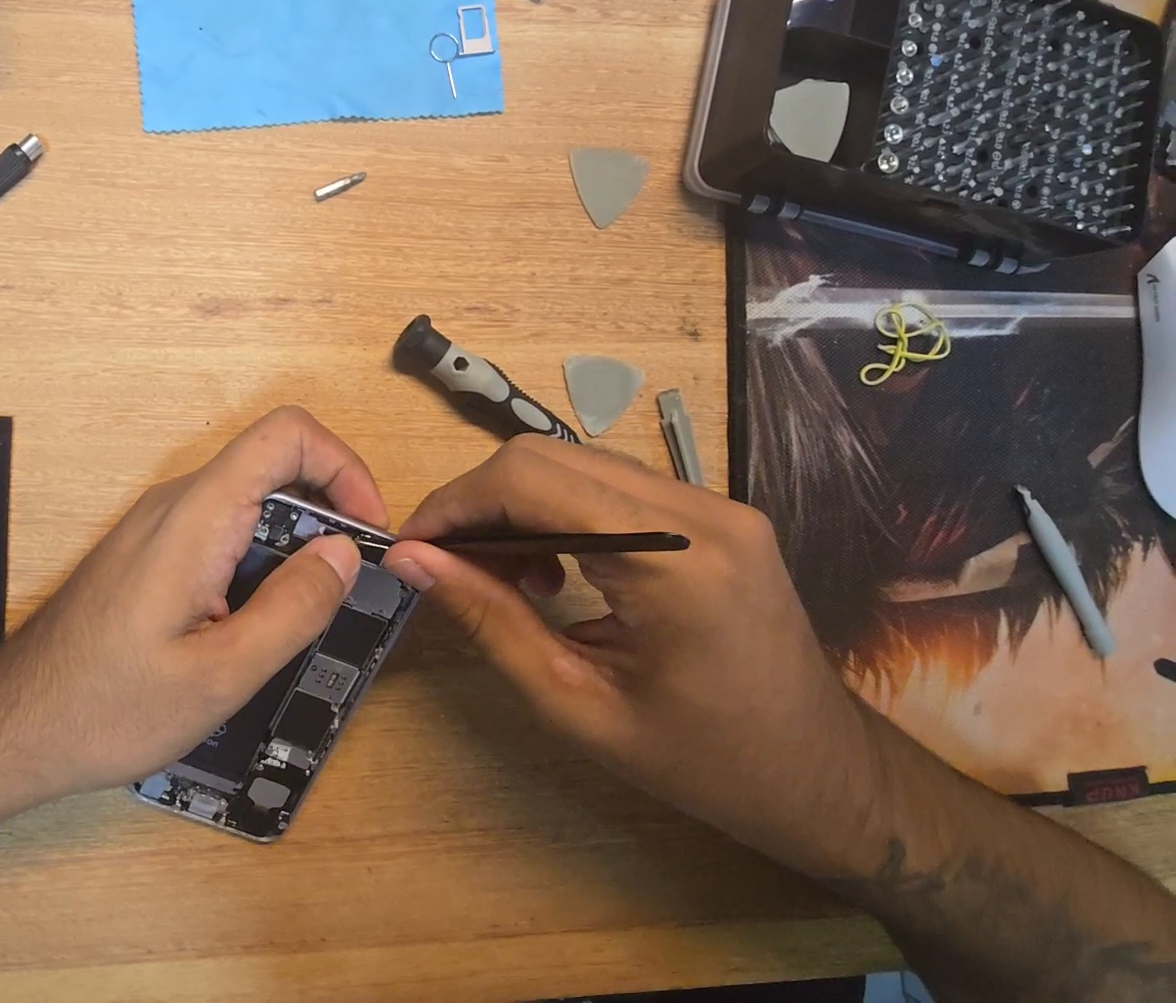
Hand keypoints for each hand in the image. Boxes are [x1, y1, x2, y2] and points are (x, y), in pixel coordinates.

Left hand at [0, 407, 382, 821]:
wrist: (16, 725)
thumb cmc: (108, 708)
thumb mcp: (220, 675)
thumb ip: (292, 609)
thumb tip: (345, 554)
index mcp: (196, 517)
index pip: (286, 434)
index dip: (344, 467)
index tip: (368, 533)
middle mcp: (176, 505)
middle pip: (274, 464)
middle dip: (329, 511)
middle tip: (350, 585)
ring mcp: (159, 527)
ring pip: (251, 501)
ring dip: (296, 542)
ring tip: (312, 612)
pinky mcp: (152, 553)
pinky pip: (224, 530)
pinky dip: (262, 559)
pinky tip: (262, 620)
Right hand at [381, 436, 883, 875]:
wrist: (825, 776)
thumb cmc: (701, 762)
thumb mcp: (573, 702)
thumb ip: (486, 618)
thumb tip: (408, 560)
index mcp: (673, 560)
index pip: (530, 480)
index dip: (453, 503)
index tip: (410, 548)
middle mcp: (698, 509)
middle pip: (545, 456)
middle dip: (477, 502)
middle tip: (448, 566)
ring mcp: (712, 503)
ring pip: (571, 463)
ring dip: (513, 507)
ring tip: (503, 578)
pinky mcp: (712, 512)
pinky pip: (604, 485)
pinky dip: (553, 514)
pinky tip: (551, 569)